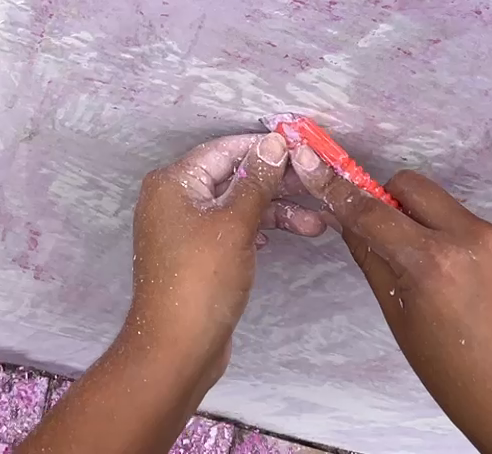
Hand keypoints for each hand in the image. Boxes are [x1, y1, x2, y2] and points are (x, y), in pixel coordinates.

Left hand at [125, 132, 327, 375]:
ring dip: (274, 210)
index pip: (224, 149)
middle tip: (316, 186)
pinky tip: (289, 233)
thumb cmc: (203, 279)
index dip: (263, 148)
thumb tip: (274, 141)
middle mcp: (174, 197)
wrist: (177, 349)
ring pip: (235, 204)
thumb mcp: (235, 224)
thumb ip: (256, 180)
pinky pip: (231, 226)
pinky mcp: (197, 251)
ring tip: (317, 222)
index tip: (302, 149)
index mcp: (174, 181)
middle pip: (232, 176)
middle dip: (275, 182)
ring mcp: (184, 225)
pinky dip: (258, 228)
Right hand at [292, 149, 491, 453]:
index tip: (313, 162)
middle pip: (413, 186)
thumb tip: (349, 220)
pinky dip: (478, 253)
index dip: (338, 188)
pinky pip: (491, 236)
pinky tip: (490, 296)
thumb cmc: (462, 382)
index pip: (371, 211)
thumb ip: (373, 261)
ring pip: (454, 212)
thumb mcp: (403, 323)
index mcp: (433, 263)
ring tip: (455, 285)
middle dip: (394, 201)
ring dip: (440, 232)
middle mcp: (474, 239)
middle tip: (396, 236)